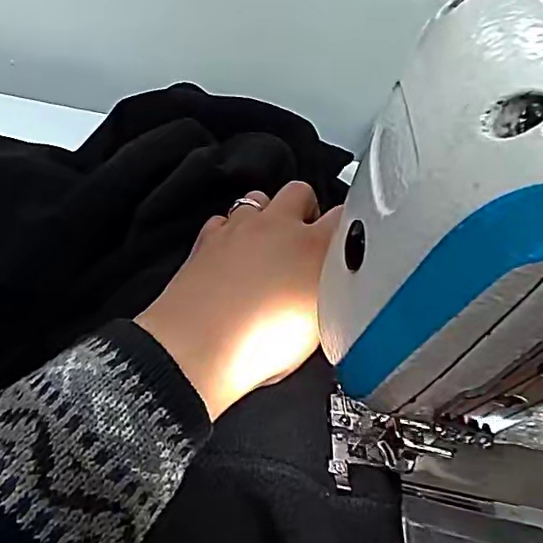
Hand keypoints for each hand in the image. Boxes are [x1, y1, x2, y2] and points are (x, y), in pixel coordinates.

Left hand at [134, 179, 342, 419]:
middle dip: (306, 211)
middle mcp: (277, 227)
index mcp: (314, 246)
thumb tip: (337, 289)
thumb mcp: (318, 330)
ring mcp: (239, 228)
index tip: (344, 244)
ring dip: (267, 217)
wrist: (196, 349)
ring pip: (259, 200)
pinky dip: (231, 232)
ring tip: (270, 247)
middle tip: (306, 240)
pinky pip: (224, 220)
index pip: (344, 216)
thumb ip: (333, 297)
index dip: (346, 229)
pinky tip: (234, 256)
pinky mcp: (208, 238)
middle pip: (300, 193)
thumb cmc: (256, 345)